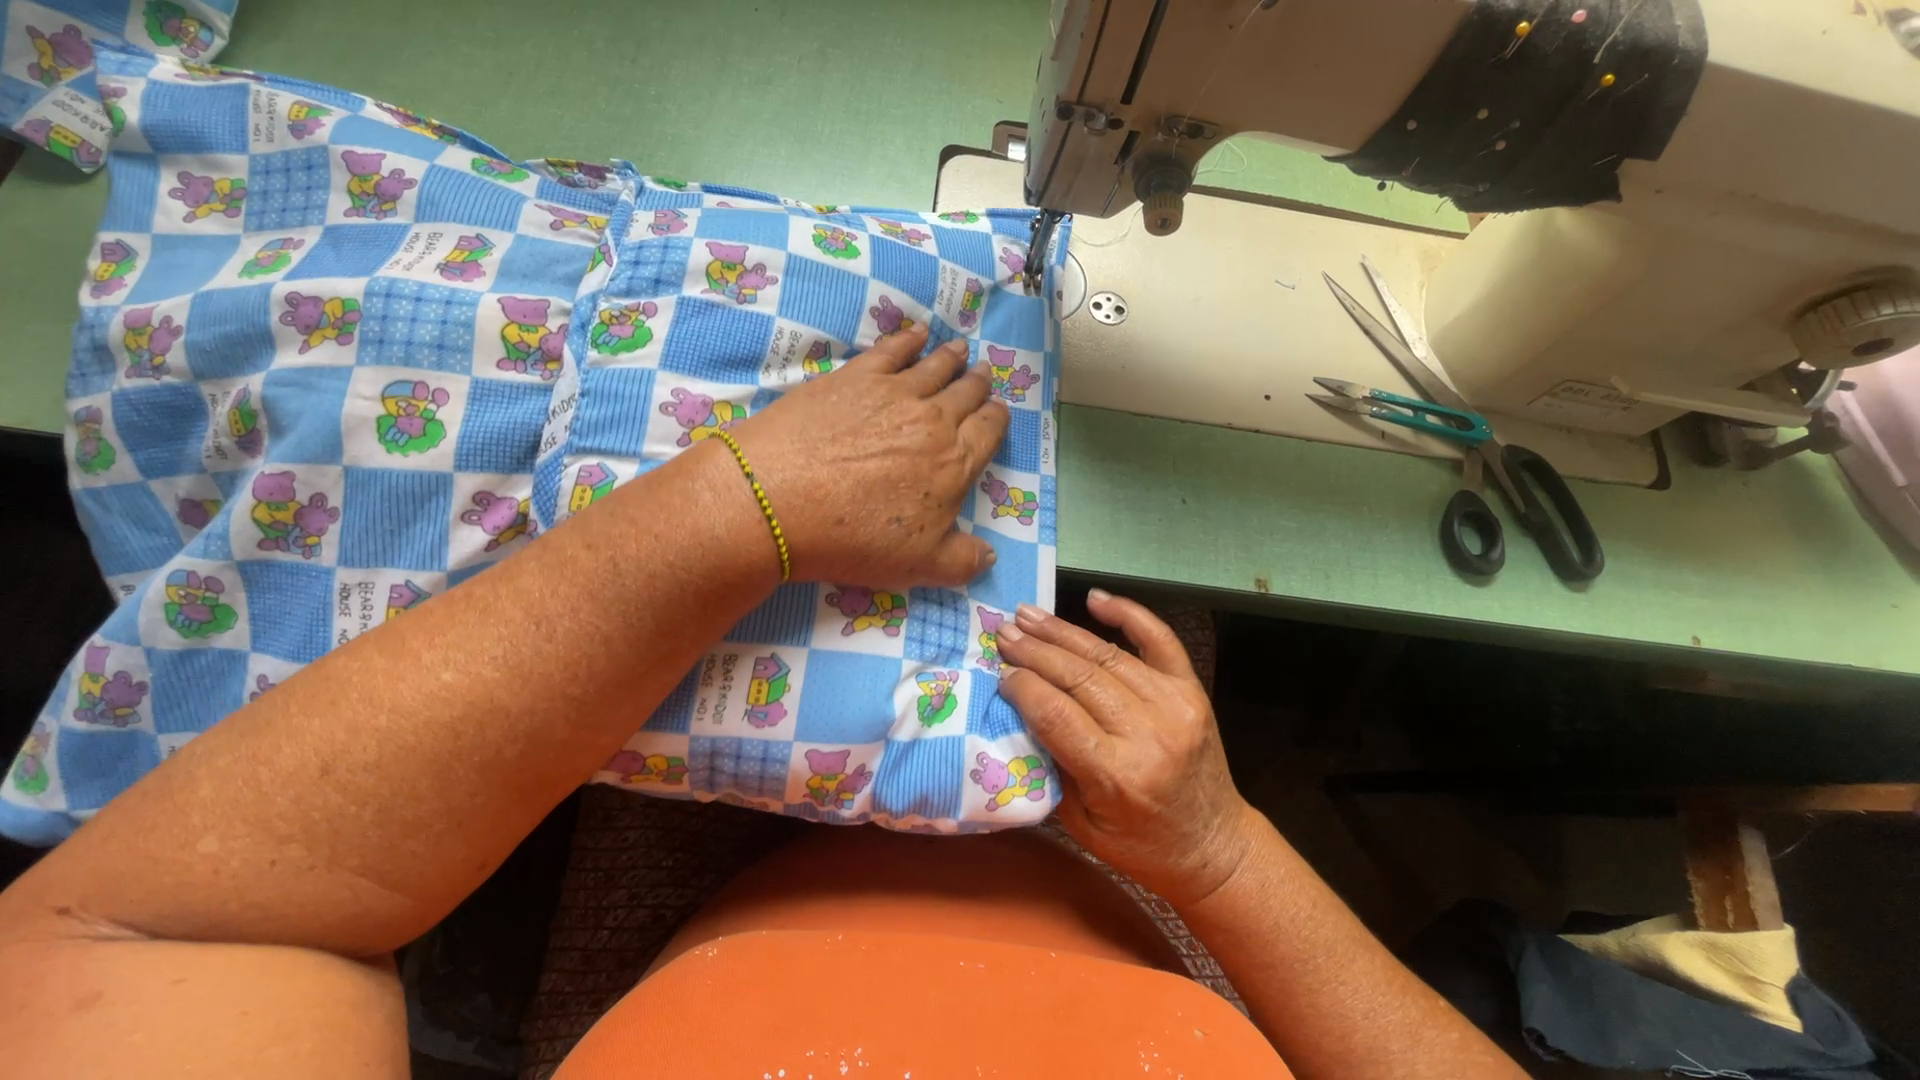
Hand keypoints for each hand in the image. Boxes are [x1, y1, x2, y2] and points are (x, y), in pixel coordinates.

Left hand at [726, 325, 1008, 586]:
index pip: (987, 433)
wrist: (779, 500)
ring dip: (952, 357)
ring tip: (961, 348)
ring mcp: (893, 393)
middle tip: (983, 374)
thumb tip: (989, 555)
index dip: (996, 419)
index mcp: (954, 465)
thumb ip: (961, 561)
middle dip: (978, 384)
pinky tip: (915, 333)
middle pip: (965, 395)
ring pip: (934, 367)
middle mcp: (933, 421)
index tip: (998, 410)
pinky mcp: (855, 376)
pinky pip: (892, 350)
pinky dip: (908, 339)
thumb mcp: (917, 566)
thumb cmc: (852, 538)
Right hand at [996, 591, 1258, 906]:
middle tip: (1001, 632)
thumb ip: (1050, 765)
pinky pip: (1160, 640)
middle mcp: (1148, 733)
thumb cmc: (1139, 843)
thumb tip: (1019, 709)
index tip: (998, 672)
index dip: (1022, 687)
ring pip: (1108, 655)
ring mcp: (1175, 706)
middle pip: (1078, 677)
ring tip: (1027, 615)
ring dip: (1062, 631)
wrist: (1212, 845)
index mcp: (1117, 773)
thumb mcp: (1079, 822)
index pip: (1056, 713)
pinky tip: (1095, 599)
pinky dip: (1129, 614)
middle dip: (1034, 651)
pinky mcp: (1192, 691)